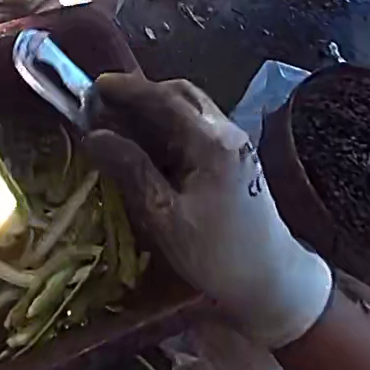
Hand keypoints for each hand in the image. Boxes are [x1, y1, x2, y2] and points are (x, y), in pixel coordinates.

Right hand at [83, 74, 332, 348]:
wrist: (276, 283)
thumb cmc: (218, 255)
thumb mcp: (166, 218)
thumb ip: (132, 170)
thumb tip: (94, 135)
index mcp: (211, 143)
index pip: (163, 99)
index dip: (127, 89)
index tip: (94, 85)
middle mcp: (225, 131)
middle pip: (178, 94)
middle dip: (138, 93)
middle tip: (102, 104)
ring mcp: (232, 141)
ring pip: (187, 106)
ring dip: (151, 107)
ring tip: (117, 120)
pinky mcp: (231, 154)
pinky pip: (193, 124)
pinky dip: (164, 123)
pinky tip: (144, 140)